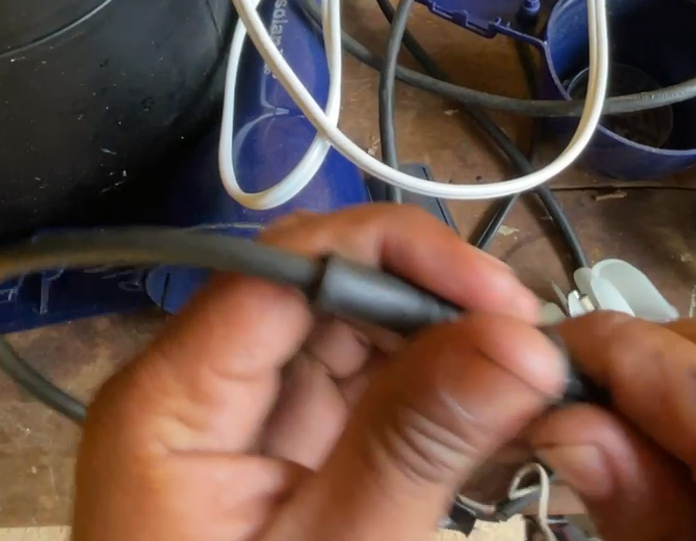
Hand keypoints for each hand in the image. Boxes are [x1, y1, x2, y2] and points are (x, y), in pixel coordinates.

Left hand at [74, 205, 566, 539]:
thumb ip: (418, 441)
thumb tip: (524, 342)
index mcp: (171, 394)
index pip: (285, 267)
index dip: (397, 254)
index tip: (500, 294)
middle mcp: (197, 372)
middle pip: (317, 280)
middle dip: (424, 291)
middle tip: (522, 327)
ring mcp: (239, 397)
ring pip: (344, 318)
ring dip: (433, 330)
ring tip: (513, 360)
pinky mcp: (278, 427)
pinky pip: (353, 369)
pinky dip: (420, 375)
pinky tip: (477, 393)